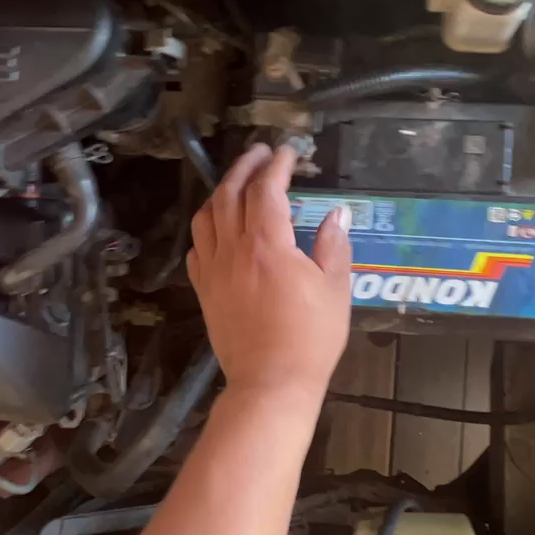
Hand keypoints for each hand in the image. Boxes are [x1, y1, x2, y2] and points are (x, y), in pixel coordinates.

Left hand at [187, 144, 352, 400]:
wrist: (271, 382)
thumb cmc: (310, 337)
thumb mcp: (334, 289)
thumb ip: (334, 245)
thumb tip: (336, 213)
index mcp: (268, 245)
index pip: (267, 190)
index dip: (277, 165)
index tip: (288, 152)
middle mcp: (234, 249)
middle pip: (231, 193)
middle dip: (245, 166)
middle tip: (261, 153)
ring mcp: (213, 270)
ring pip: (207, 216)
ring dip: (222, 191)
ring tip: (237, 182)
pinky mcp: (204, 290)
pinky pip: (198, 247)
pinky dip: (207, 227)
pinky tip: (218, 228)